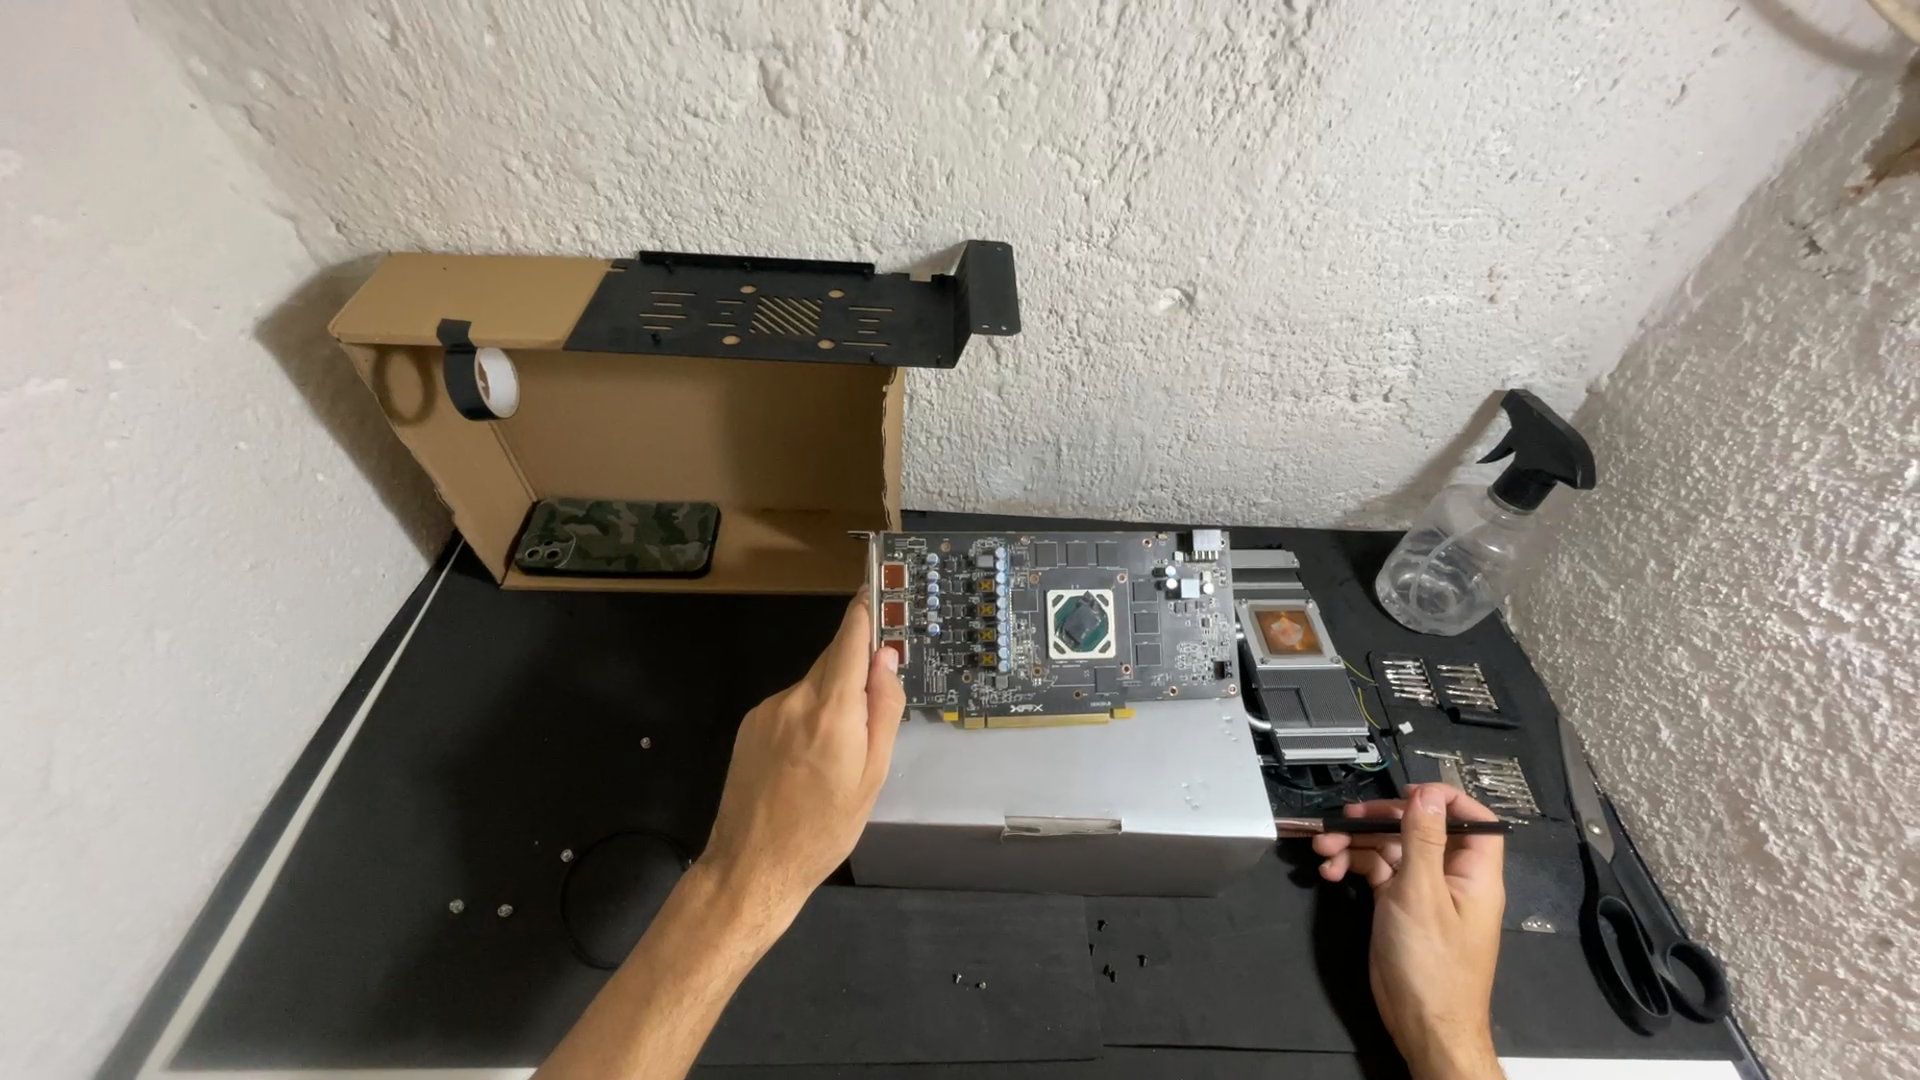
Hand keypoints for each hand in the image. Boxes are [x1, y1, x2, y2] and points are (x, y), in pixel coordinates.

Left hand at [699, 589, 905, 921]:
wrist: (752, 866)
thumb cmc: (825, 828)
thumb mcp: (873, 774)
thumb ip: (883, 710)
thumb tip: (887, 658)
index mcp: (831, 710)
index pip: (850, 638)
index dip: (866, 609)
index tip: (880, 588)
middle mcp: (795, 698)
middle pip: (833, 660)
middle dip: (856, 670)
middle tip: (873, 708)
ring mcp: (767, 710)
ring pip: (813, 683)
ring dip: (832, 698)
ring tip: (836, 752)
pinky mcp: (750, 723)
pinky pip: (791, 703)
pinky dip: (808, 714)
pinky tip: (807, 757)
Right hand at [1314, 784, 1505, 1079]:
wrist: (1421, 1023)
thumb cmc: (1432, 963)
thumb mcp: (1421, 894)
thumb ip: (1422, 840)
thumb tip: (1427, 795)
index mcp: (1472, 873)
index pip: (1474, 821)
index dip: (1444, 800)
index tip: (1407, 793)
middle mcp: (1449, 877)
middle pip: (1418, 829)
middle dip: (1379, 819)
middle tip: (1346, 818)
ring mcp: (1421, 891)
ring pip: (1388, 848)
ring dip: (1354, 843)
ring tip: (1323, 848)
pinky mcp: (1396, 904)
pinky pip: (1374, 871)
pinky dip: (1350, 866)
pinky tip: (1330, 872)